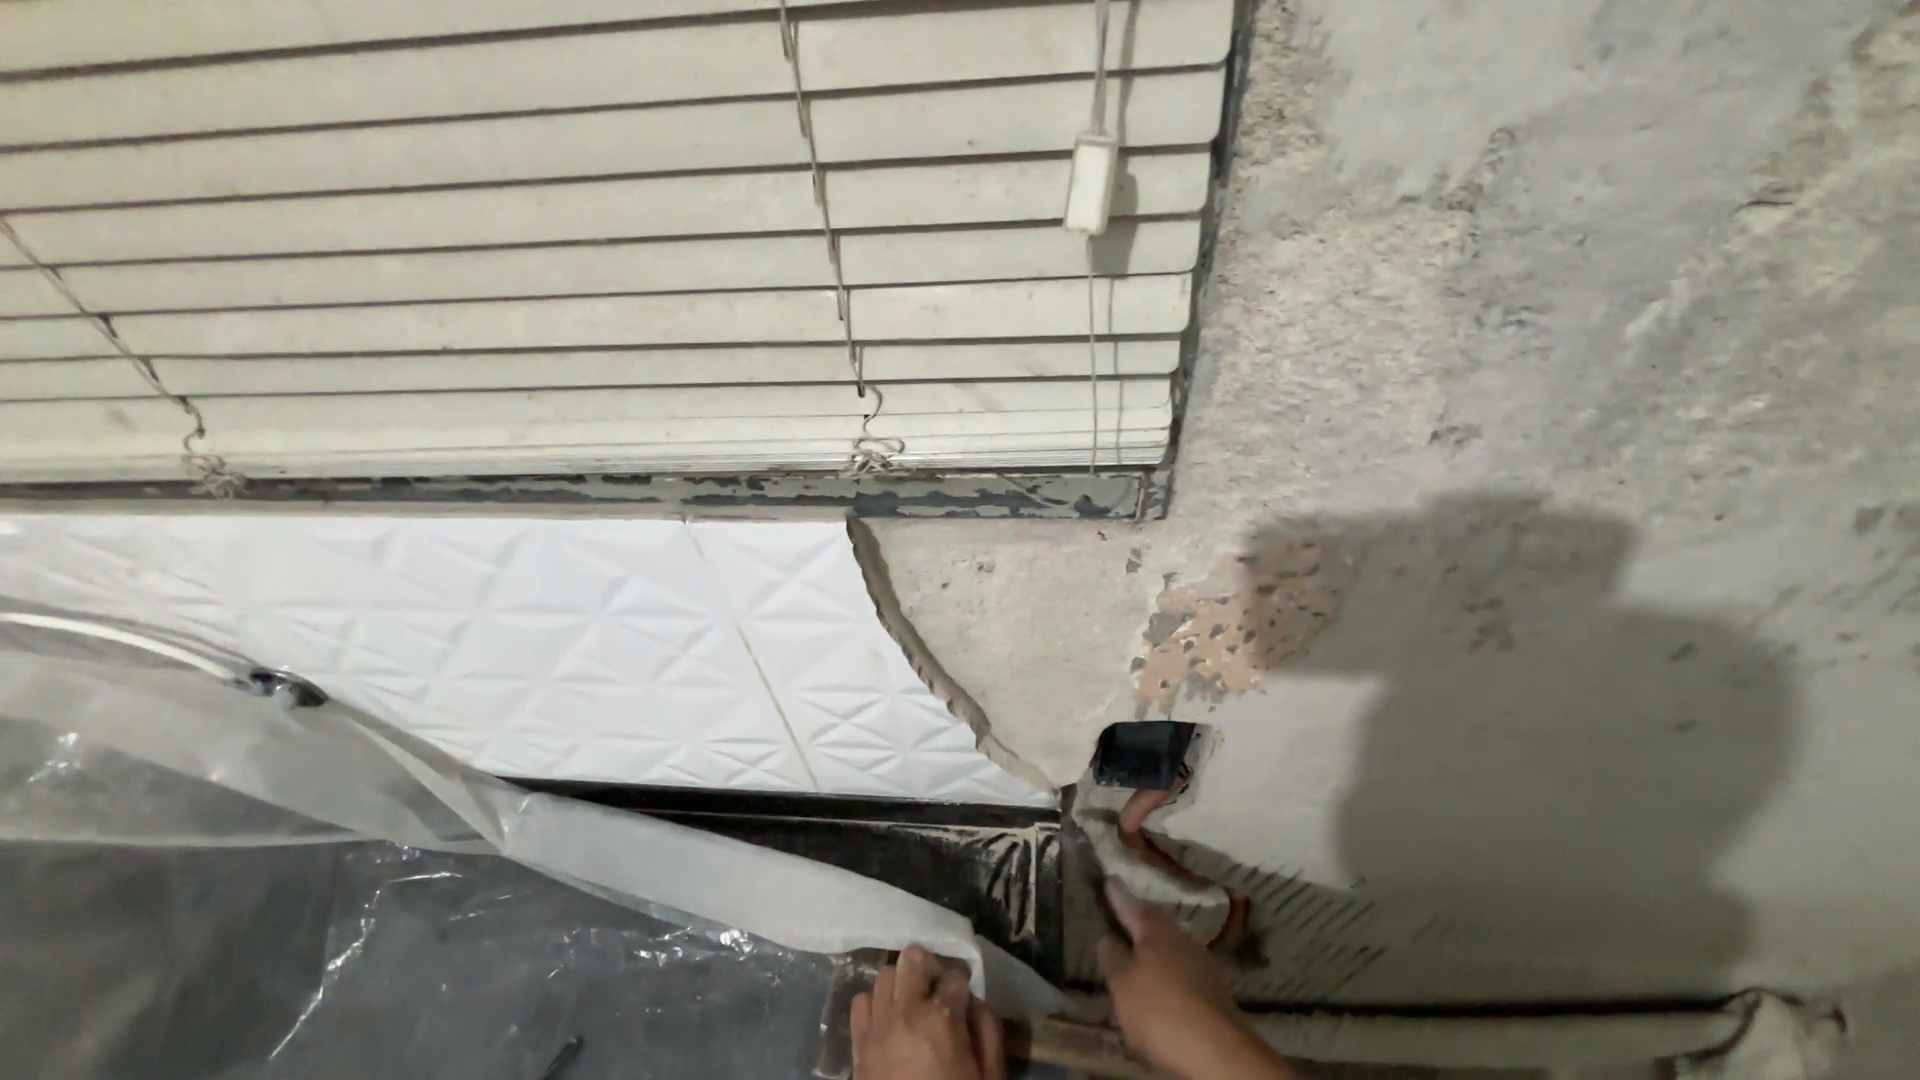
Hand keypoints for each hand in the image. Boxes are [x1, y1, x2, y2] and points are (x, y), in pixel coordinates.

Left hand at [852, 945, 1006, 1079]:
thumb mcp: (990, 1077)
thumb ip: (990, 1031)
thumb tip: (976, 1001)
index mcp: (943, 1019)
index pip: (955, 975)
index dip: (962, 986)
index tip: (962, 999)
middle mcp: (906, 1012)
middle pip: (913, 958)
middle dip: (928, 967)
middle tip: (936, 990)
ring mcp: (878, 1026)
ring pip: (885, 975)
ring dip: (901, 984)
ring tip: (911, 1005)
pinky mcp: (858, 1044)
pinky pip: (860, 1003)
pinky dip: (875, 1004)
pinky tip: (888, 1020)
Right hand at [1097, 882, 1297, 1079]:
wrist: (1218, 1051)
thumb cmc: (1160, 1010)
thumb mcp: (1123, 986)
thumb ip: (1113, 960)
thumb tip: (1107, 937)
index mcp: (1156, 931)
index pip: (1132, 906)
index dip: (1119, 896)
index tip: (1110, 880)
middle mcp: (1181, 939)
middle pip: (1157, 925)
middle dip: (1141, 923)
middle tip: (1124, 918)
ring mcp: (1202, 964)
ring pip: (1172, 948)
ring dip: (1156, 950)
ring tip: (1140, 955)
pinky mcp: (1213, 990)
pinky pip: (1184, 971)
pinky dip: (1170, 973)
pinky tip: (1162, 986)